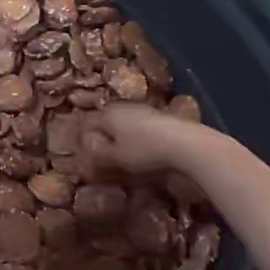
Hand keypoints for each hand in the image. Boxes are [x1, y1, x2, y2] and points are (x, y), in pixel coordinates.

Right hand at [81, 102, 223, 176]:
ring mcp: (144, 111)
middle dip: (103, 141)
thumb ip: (97, 156)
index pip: (88, 125)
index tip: (87, 159)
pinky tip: (144, 155)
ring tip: (124, 161)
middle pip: (107, 124)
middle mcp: (124, 107)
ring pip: (124, 127)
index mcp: (108, 114)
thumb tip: (83, 160)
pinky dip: (137, 141)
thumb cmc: (144, 150)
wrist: (186, 144)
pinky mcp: (160, 119)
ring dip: (121, 142)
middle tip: (104, 161)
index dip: (85, 142)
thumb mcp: (116, 158)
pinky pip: (140, 131)